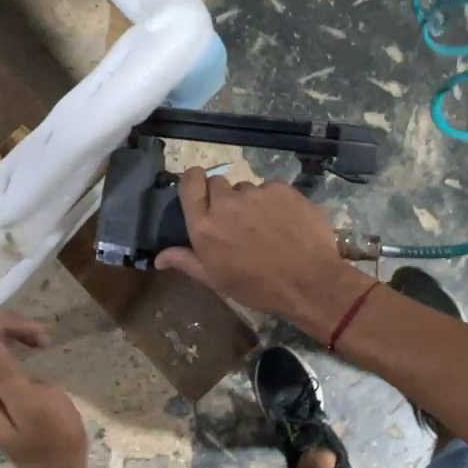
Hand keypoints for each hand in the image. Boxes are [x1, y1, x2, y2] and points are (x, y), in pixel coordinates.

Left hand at [0, 313, 87, 467]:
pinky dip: (12, 341)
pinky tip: (33, 347)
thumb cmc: (50, 438)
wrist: (55, 466)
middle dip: (7, 327)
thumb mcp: (30, 406)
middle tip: (41, 336)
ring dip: (12, 332)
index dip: (1, 326)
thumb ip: (1, 373)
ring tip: (40, 341)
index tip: (35, 333)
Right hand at [154, 168, 372, 336]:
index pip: (189, 182)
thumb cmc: (256, 286)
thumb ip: (186, 261)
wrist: (308, 282)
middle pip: (218, 183)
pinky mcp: (282, 189)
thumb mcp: (215, 279)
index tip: (200, 189)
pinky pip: (272, 189)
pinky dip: (275, 202)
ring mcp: (256, 193)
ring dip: (250, 202)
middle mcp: (226, 202)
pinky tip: (285, 223)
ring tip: (265, 226)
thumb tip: (158, 258)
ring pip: (247, 188)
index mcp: (203, 224)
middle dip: (223, 197)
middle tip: (236, 221)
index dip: (194, 180)